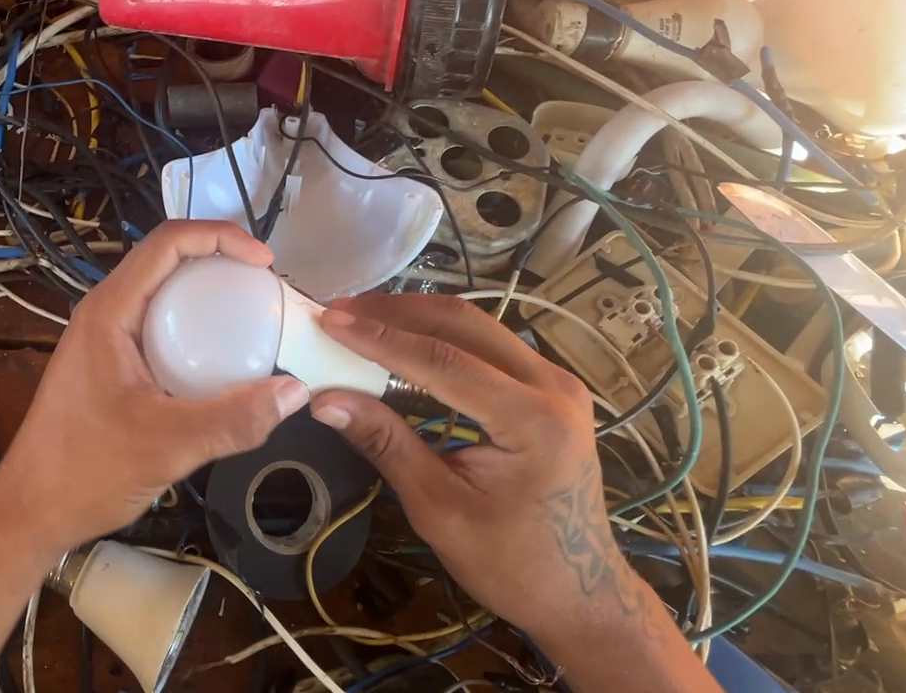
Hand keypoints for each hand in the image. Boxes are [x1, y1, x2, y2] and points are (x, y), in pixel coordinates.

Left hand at [0, 220, 309, 556]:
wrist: (32, 508)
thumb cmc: (88, 470)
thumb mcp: (169, 445)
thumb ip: (233, 420)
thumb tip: (294, 392)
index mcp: (110, 310)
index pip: (167, 243)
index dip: (219, 236)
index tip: (263, 261)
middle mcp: (105, 309)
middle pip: (166, 258)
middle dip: (218, 257)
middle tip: (265, 286)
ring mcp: (104, 333)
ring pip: (161, 288)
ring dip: (205, 287)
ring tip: (251, 311)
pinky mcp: (109, 357)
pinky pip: (157, 319)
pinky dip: (192, 320)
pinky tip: (220, 352)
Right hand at [307, 295, 662, 647]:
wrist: (581, 594)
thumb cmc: (511, 563)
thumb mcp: (438, 508)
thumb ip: (385, 443)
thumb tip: (324, 400)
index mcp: (533, 420)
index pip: (442, 359)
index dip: (379, 338)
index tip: (329, 320)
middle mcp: (552, 385)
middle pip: (461, 323)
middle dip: (394, 312)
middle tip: (339, 311)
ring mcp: (555, 380)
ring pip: (474, 324)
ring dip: (414, 316)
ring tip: (360, 317)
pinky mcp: (547, 385)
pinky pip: (485, 342)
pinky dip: (436, 334)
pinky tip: (400, 338)